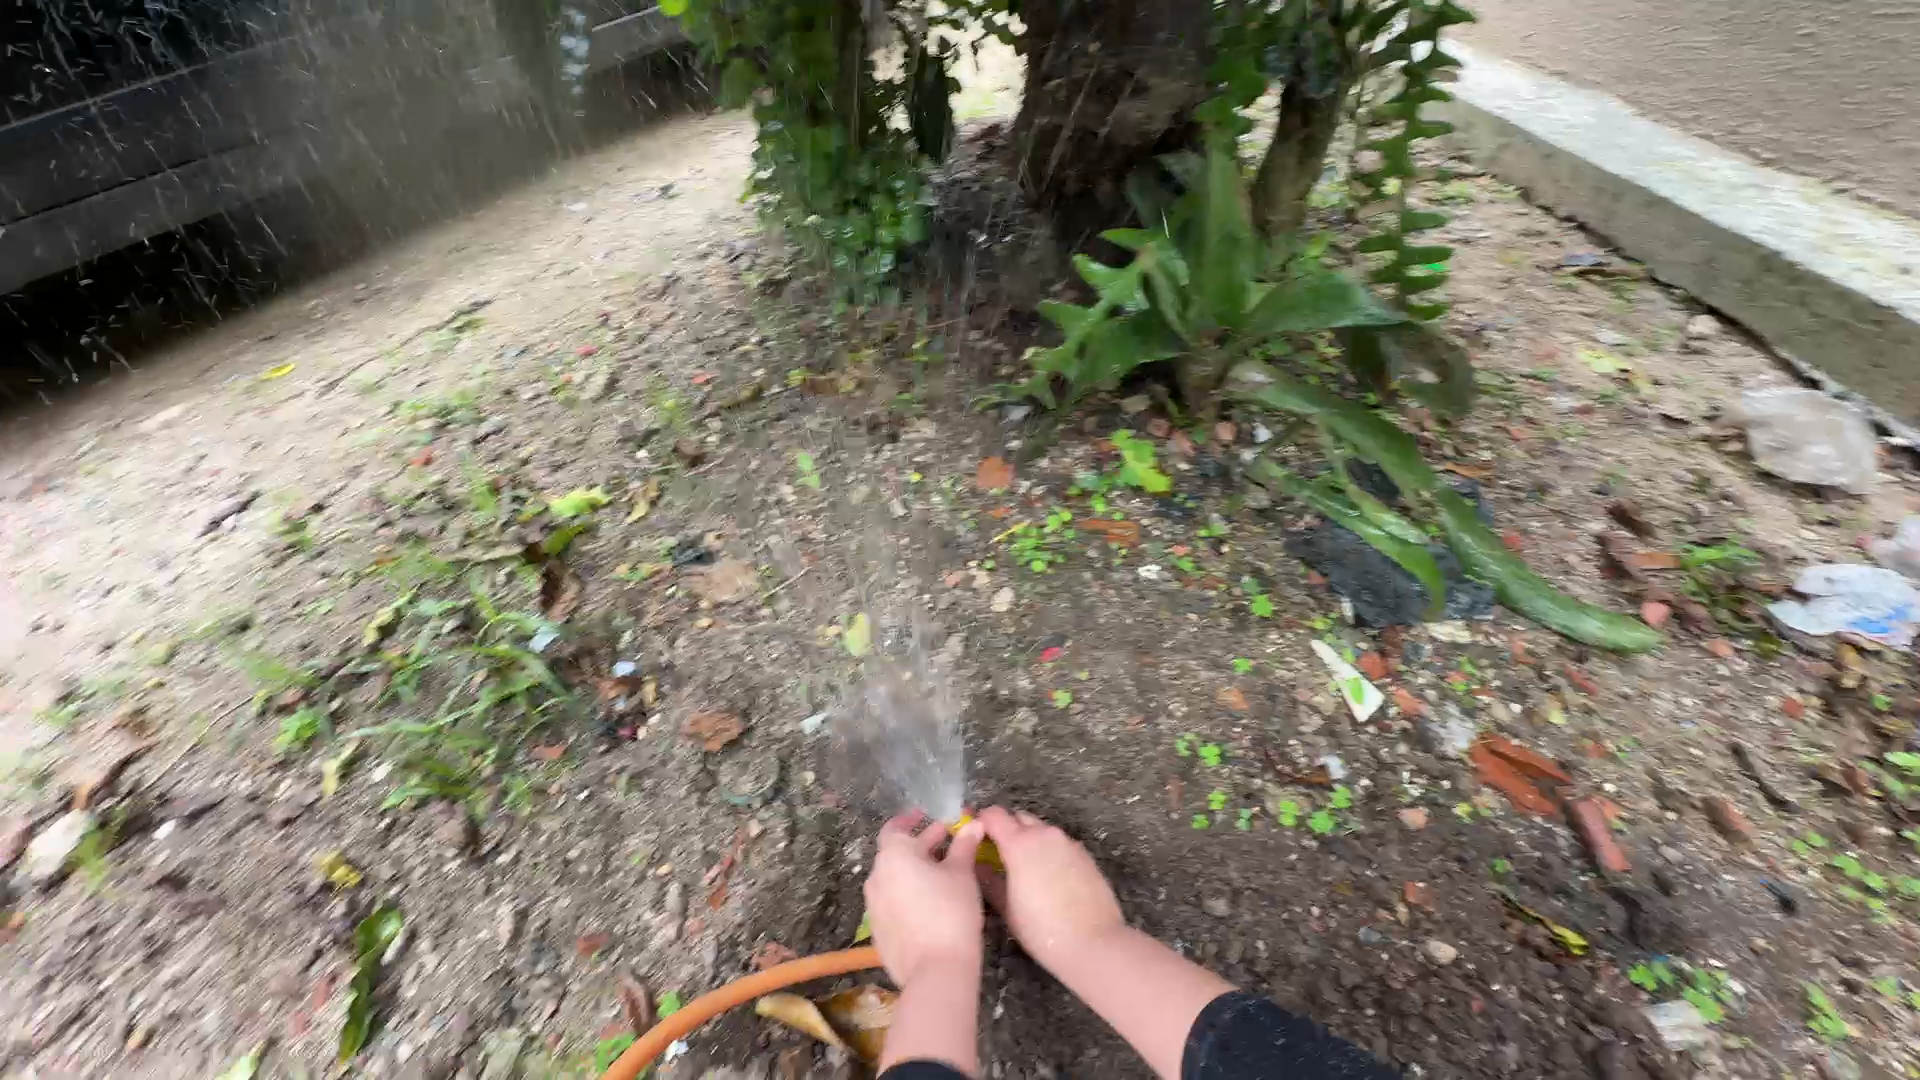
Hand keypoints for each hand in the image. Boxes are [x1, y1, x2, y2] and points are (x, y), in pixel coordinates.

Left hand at [864, 811, 986, 988]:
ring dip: (913, 869)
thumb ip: (964, 845)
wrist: (936, 971)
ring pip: (893, 878)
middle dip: (920, 845)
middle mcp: (876, 877)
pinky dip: (907, 894)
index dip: (911, 820)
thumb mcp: (962, 873)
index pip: (895, 828)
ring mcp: (873, 906)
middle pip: (895, 853)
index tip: (926, 816)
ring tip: (941, 870)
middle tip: (945, 840)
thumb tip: (973, 824)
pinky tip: (929, 901)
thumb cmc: (951, 911)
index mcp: (893, 856)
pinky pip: (892, 902)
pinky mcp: (878, 931)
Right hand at [973, 806, 1126, 971]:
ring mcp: (1067, 842)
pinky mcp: (1084, 854)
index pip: (994, 815)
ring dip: (1029, 839)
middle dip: (1007, 829)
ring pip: (1041, 829)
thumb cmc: (1042, 930)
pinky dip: (1049, 850)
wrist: (1094, 943)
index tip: (976, 834)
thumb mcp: (1007, 908)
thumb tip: (979, 865)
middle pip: (1019, 817)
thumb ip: (989, 881)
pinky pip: (1059, 843)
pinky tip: (1050, 877)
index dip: (982, 820)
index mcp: (1020, 844)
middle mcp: (1045, 834)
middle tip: (999, 853)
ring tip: (1026, 868)